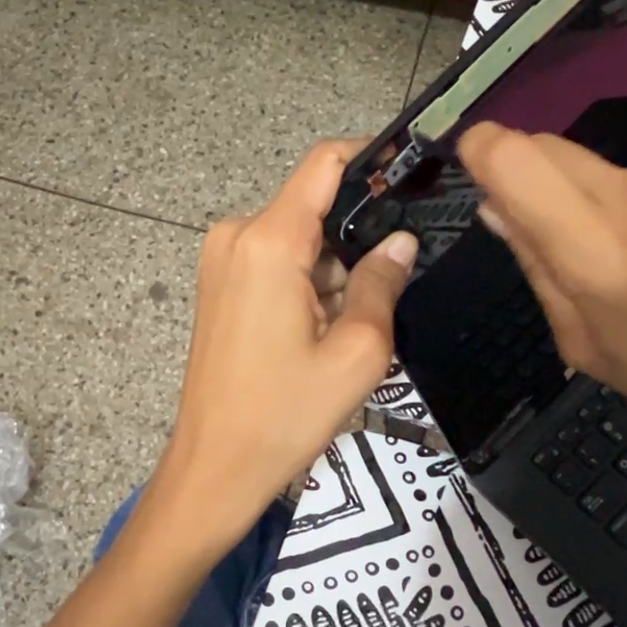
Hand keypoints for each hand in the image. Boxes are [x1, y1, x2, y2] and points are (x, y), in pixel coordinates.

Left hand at [145, 140, 417, 555]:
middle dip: (356, 239)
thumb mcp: (358, 351)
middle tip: (388, 290)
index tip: (410, 175)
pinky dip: (307, 284)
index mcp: (268, 241)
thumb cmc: (284, 414)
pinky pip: (275, 263)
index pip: (323, 162)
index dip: (370, 159)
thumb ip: (383, 283)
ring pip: (298, 239)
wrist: (216, 467)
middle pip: (314, 206)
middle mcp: (237, 237)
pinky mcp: (219, 288)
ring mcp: (221, 262)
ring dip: (333, 270)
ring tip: (349, 329)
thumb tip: (400, 242)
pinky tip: (321, 333)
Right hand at [457, 122, 626, 458]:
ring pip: (597, 169)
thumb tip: (498, 210)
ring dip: (587, 201)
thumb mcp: (586, 346)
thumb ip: (537, 268)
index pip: (510, 156)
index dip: (479, 151)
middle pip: (545, 146)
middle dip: (524, 177)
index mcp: (593, 248)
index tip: (475, 173)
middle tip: (541, 235)